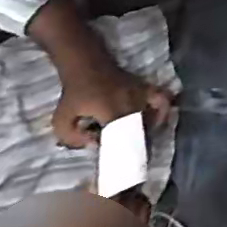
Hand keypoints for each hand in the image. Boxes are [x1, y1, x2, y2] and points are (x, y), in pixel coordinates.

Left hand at [51, 59, 172, 148]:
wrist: (86, 66)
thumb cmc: (74, 93)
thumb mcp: (62, 120)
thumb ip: (73, 139)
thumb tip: (95, 145)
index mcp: (112, 112)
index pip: (123, 138)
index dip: (122, 151)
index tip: (117, 161)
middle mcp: (131, 103)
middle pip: (141, 130)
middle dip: (137, 145)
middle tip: (131, 157)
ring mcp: (141, 94)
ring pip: (152, 117)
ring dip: (148, 131)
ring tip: (143, 142)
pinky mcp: (145, 87)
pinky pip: (162, 98)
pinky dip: (164, 109)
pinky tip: (159, 119)